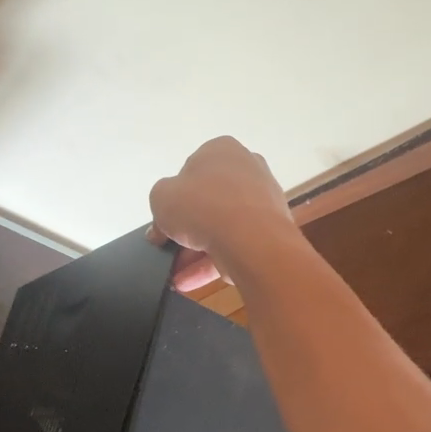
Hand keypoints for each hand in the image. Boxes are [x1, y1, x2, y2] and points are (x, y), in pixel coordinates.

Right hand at [147, 136, 296, 287]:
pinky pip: (234, 244)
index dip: (173, 198)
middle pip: (206, 201)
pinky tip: (188, 282)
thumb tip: (164, 221)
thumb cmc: (201, 205)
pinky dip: (212, 262)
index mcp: (220, 150)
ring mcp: (262, 199)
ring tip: (174, 274)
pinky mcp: (270, 229)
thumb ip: (160, 202)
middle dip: (185, 229)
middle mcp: (246, 168)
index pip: (189, 172)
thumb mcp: (161, 197)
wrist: (250, 238)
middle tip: (167, 249)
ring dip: (194, 252)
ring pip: (220, 226)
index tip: (163, 221)